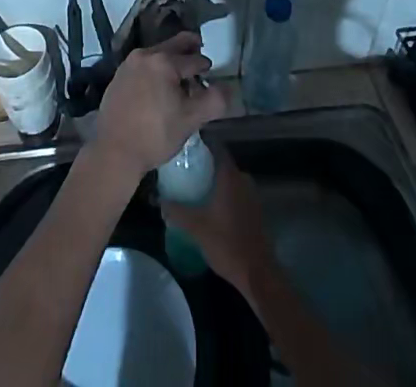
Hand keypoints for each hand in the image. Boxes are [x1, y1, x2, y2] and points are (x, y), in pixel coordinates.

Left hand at [90, 32, 227, 180]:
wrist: (113, 151)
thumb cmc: (155, 134)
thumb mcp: (191, 119)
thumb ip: (214, 101)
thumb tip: (226, 89)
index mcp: (163, 61)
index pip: (194, 59)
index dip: (206, 67)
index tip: (210, 74)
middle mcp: (144, 55)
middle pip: (173, 46)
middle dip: (189, 48)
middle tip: (199, 51)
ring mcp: (128, 65)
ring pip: (157, 55)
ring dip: (171, 60)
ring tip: (180, 76)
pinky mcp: (117, 77)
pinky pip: (143, 66)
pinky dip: (155, 70)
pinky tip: (158, 88)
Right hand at [162, 147, 275, 300]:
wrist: (257, 273)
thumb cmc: (226, 243)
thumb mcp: (195, 226)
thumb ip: (176, 210)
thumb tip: (157, 198)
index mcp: (230, 176)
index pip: (216, 146)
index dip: (200, 143)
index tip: (183, 145)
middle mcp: (242, 179)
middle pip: (220, 162)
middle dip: (202, 163)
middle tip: (181, 168)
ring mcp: (250, 194)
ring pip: (227, 179)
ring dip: (211, 180)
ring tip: (189, 187)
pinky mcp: (253, 209)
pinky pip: (233, 192)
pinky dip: (220, 193)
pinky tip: (206, 205)